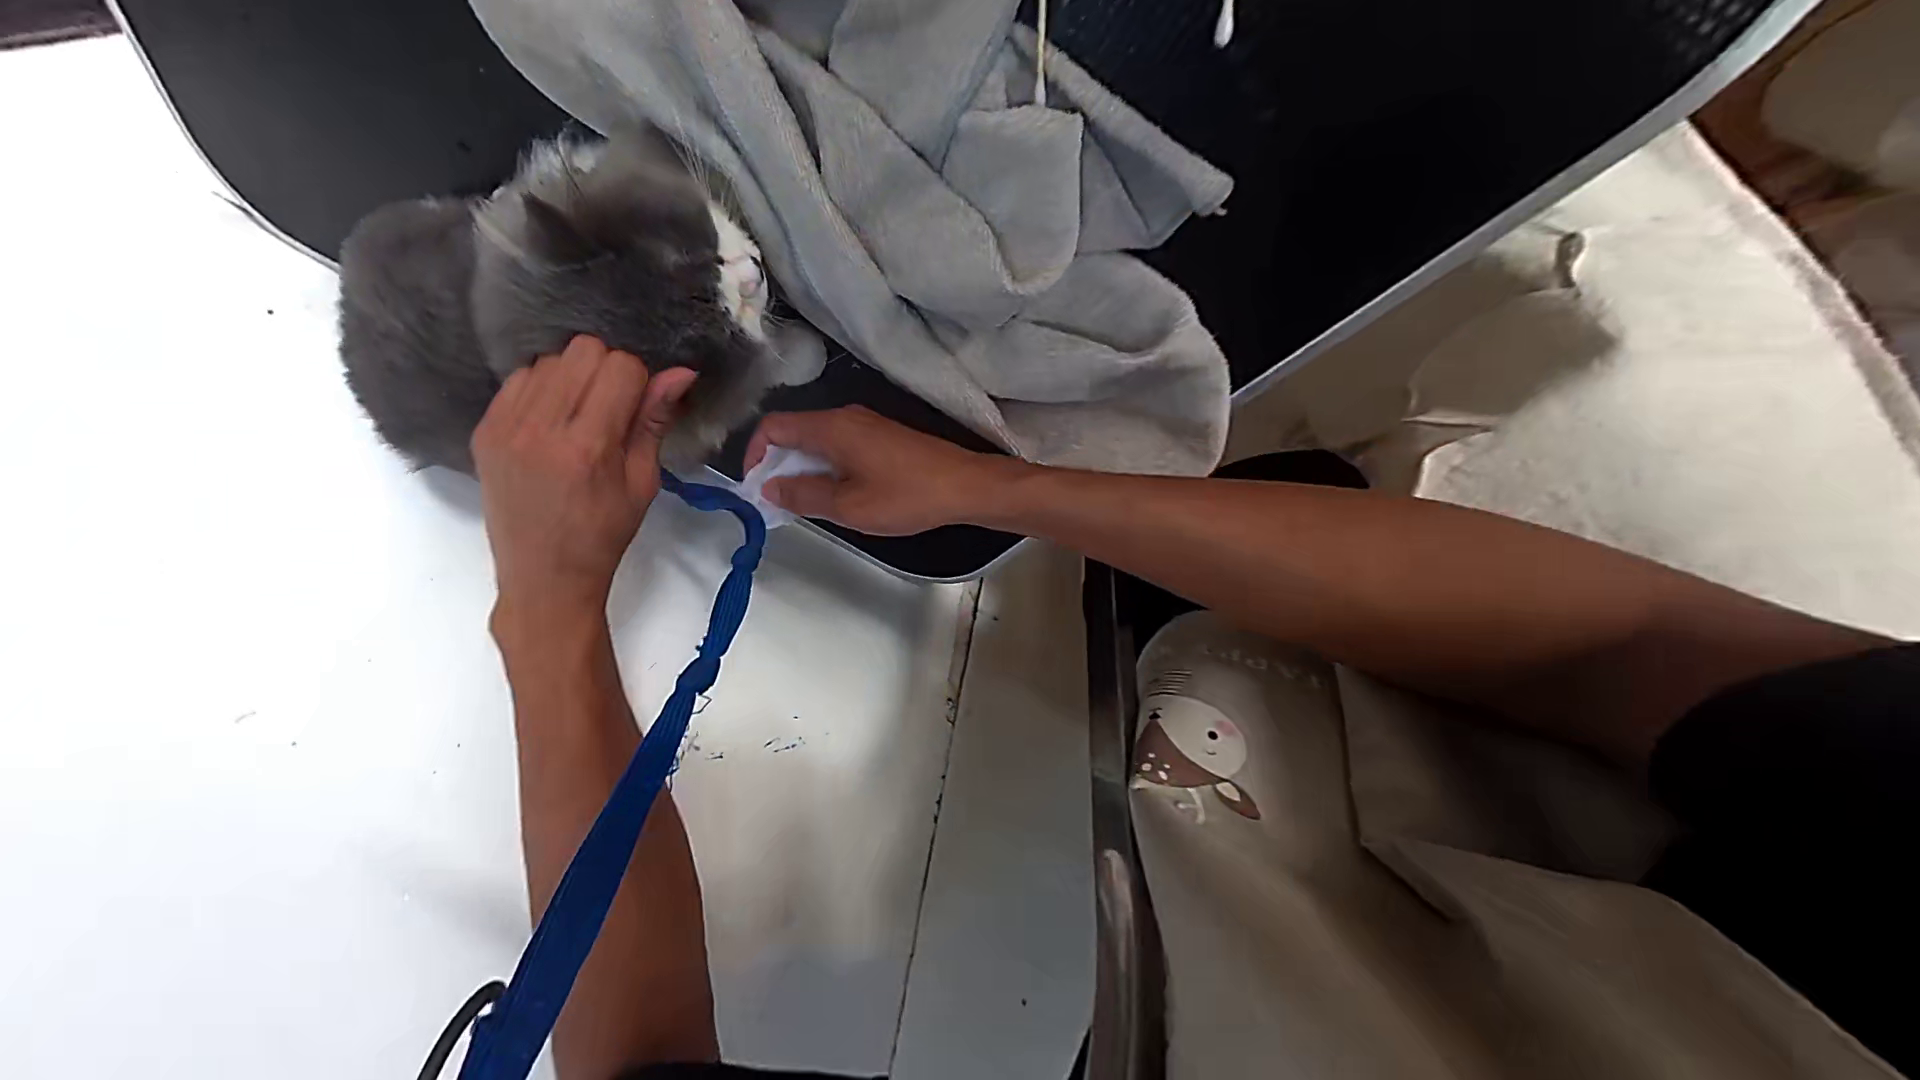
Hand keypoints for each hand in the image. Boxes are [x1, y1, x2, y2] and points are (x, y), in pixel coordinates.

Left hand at [472, 335, 695, 623]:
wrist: (545, 574)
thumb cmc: (605, 534)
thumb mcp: (643, 482)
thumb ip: (654, 421)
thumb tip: (681, 373)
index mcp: (588, 446)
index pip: (621, 367)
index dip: (640, 382)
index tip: (639, 410)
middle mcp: (540, 427)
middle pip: (583, 350)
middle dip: (608, 372)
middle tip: (612, 411)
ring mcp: (505, 425)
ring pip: (550, 359)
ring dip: (574, 378)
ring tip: (580, 418)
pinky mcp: (484, 428)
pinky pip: (519, 378)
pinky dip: (544, 389)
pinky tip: (553, 423)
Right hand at [743, 406, 1023, 534]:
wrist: (966, 487)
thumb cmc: (907, 496)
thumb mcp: (848, 506)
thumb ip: (803, 495)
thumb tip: (769, 489)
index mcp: (831, 427)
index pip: (773, 426)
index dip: (754, 454)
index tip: (756, 488)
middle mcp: (846, 418)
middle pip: (794, 432)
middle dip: (778, 466)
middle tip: (780, 503)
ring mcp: (868, 426)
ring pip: (819, 442)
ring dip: (805, 470)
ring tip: (809, 504)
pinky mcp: (884, 438)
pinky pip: (842, 448)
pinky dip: (829, 468)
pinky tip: (840, 495)